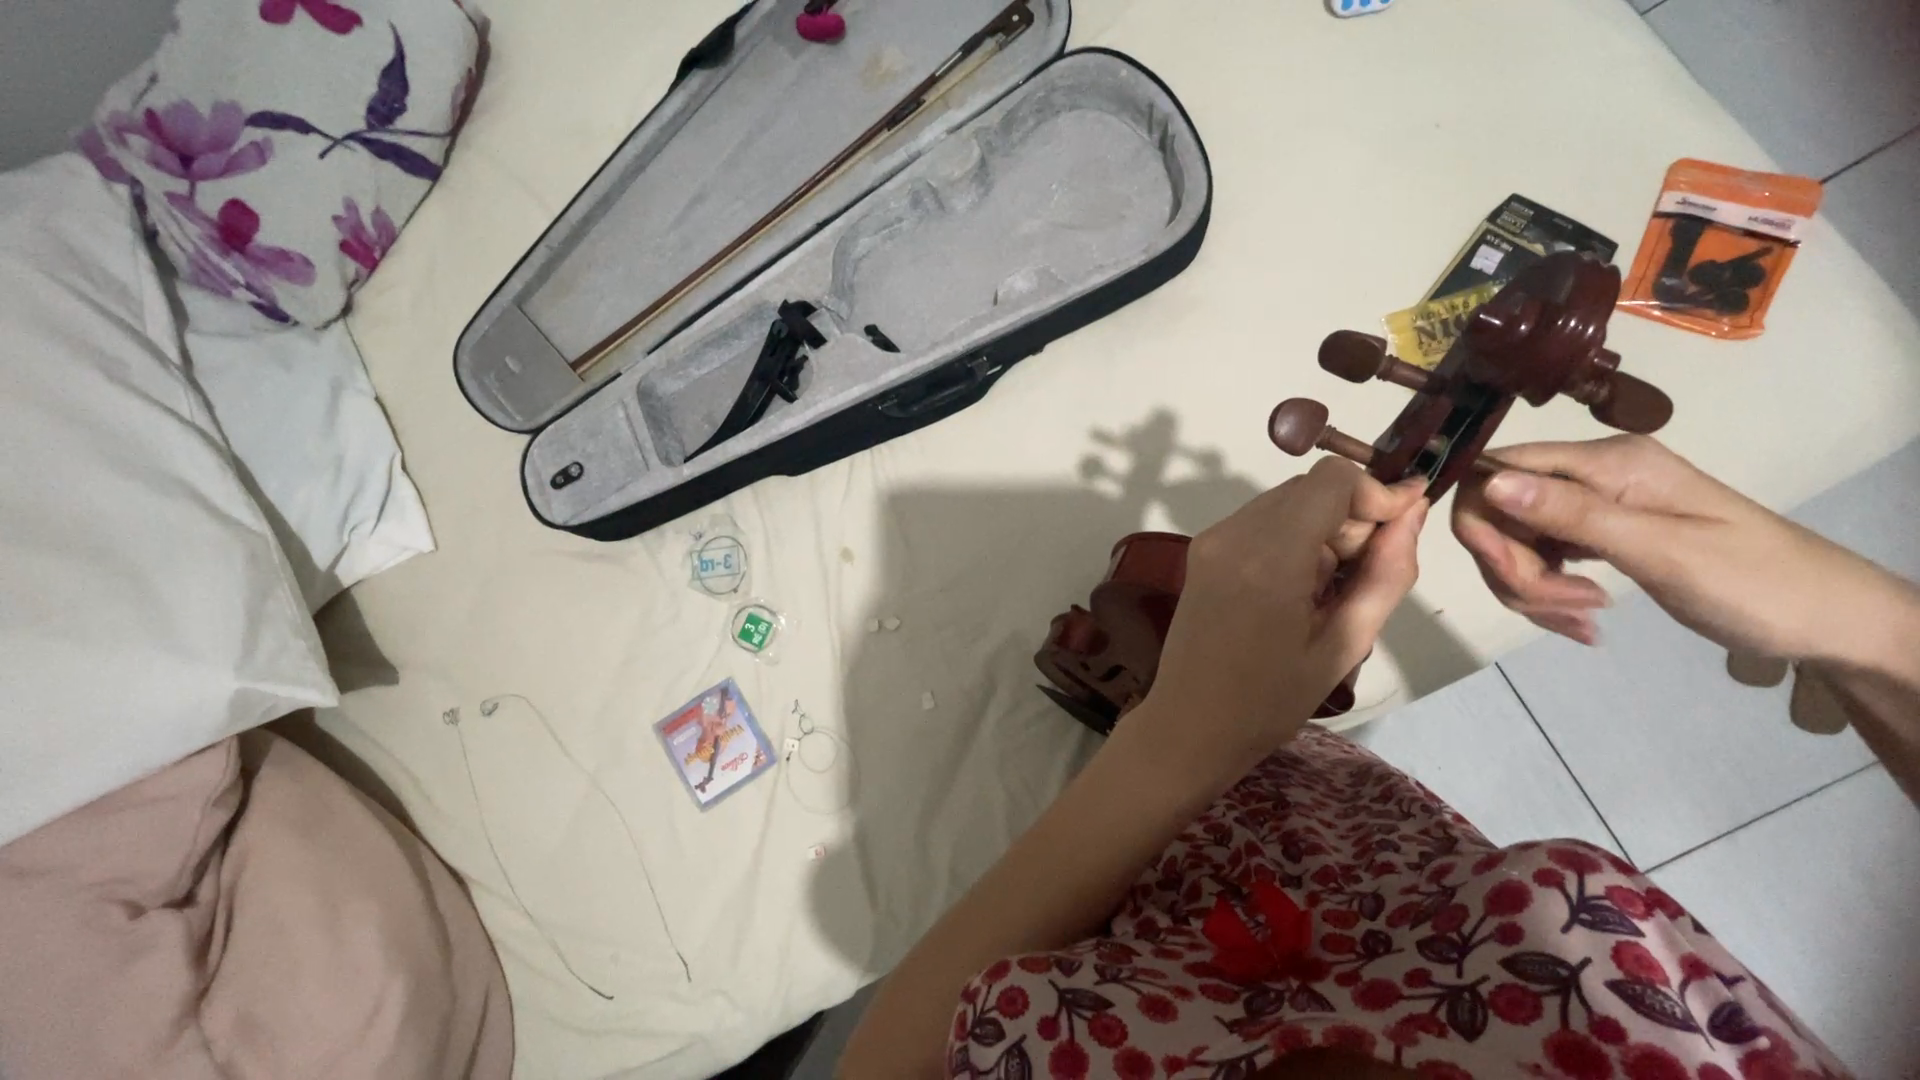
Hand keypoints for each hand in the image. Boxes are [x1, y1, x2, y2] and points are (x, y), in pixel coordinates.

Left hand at [1137, 457, 1428, 778]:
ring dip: (1321, 530)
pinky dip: (1291, 538)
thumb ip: (1387, 572)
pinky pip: (1260, 520)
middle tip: (1359, 578)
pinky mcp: (1201, 549)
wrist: (1191, 723)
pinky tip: (1294, 589)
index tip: (1401, 529)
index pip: (1333, 479)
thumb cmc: (1272, 699)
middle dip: (1349, 519)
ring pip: (1286, 502)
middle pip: (1310, 488)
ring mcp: (1211, 539)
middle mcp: (1233, 534)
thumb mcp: (1346, 643)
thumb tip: (1412, 511)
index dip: (1376, 494)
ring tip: (1323, 593)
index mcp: (1269, 557)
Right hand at [1452, 434, 1905, 667]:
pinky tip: (1582, 618)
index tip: (1515, 573)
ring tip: (1583, 620)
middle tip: (1561, 606)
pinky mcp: (1597, 534)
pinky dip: (1546, 593)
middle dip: (1512, 567)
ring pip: (1513, 542)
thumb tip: (1488, 483)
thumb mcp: (1662, 549)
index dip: (1483, 523)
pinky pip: (1539, 558)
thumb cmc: (1756, 583)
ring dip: (1530, 588)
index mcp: (1606, 463)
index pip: (1496, 472)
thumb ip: (1573, 514)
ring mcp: (1593, 505)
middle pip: (1497, 513)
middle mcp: (1591, 474)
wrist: (1831, 621)